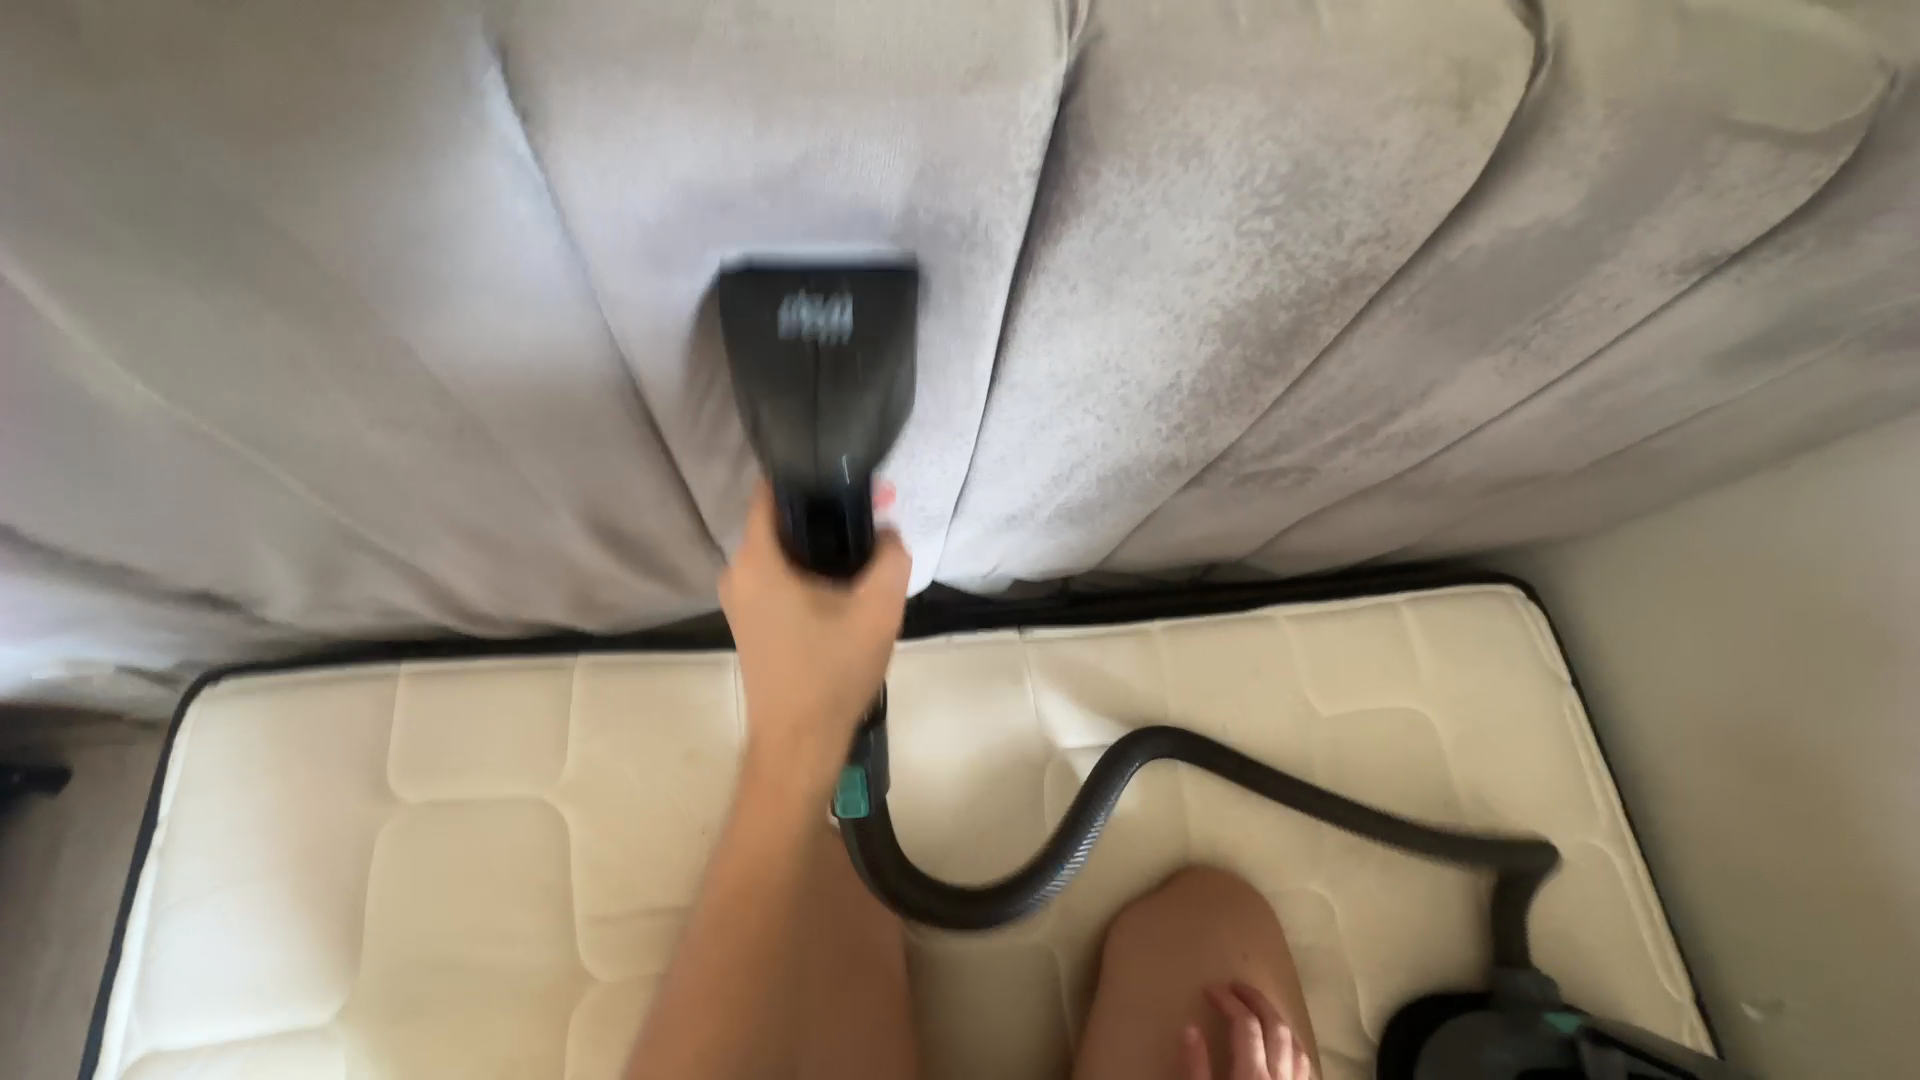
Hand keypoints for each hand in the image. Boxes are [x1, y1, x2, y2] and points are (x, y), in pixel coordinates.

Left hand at [719, 481, 911, 777]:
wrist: (800, 743)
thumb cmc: (832, 673)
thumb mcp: (878, 609)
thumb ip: (891, 556)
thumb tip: (887, 535)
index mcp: (757, 561)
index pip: (771, 491)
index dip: (812, 477)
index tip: (852, 479)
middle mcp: (739, 573)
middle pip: (783, 522)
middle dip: (830, 514)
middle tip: (878, 515)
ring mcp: (741, 601)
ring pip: (785, 553)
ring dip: (825, 546)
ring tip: (871, 551)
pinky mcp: (753, 623)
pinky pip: (782, 579)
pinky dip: (813, 573)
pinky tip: (848, 588)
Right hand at [1183, 982, 1313, 1079]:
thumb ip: (1196, 1068)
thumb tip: (1190, 1028)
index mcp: (1252, 1074)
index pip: (1245, 1024)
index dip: (1227, 1000)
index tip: (1210, 989)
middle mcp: (1281, 1077)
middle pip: (1275, 1025)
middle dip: (1255, 999)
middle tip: (1235, 986)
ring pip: (1296, 1044)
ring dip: (1277, 1019)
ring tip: (1258, 1009)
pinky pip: (1305, 1065)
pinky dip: (1293, 1045)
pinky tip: (1282, 1044)